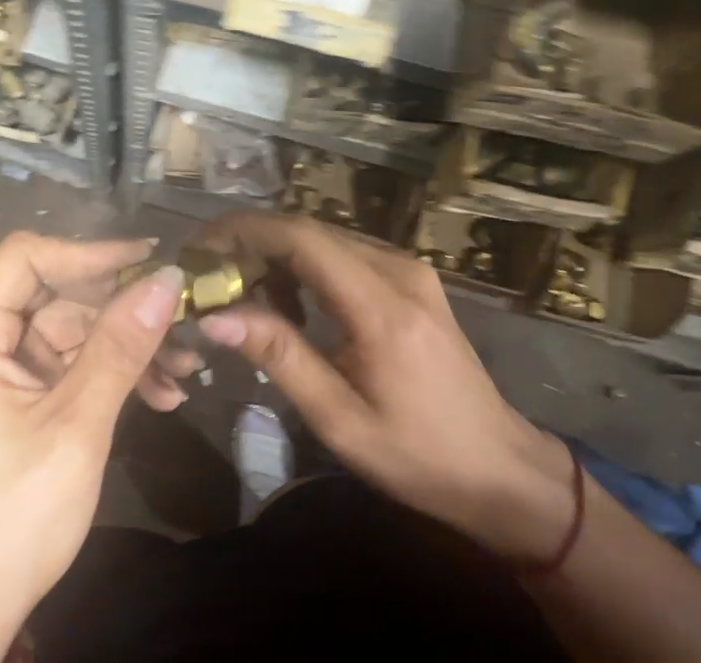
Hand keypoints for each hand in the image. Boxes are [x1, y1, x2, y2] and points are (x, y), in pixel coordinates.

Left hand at [0, 232, 186, 661]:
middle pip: (53, 294)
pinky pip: (63, 368)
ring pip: (67, 332)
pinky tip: (158, 398)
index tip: (152, 262)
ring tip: (183, 376)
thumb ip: (120, 348)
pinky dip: (106, 377)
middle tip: (185, 330)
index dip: (90, 252)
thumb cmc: (11, 518)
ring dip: (124, 349)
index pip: (25, 257)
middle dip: (121, 311)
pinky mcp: (8, 400)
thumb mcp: (75, 428)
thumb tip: (168, 280)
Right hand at [195, 213, 576, 562]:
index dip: (245, 231)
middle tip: (208, 275)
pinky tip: (287, 305)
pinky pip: (345, 256)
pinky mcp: (413, 282)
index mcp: (383, 307)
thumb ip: (279, 357)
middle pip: (311, 231)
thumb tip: (215, 316)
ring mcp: (411, 273)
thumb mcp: (339, 419)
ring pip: (326, 239)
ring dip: (276, 255)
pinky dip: (304, 268)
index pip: (303, 239)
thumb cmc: (417, 456)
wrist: (500, 469)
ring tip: (238, 294)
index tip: (200, 246)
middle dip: (252, 242)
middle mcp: (400, 272)